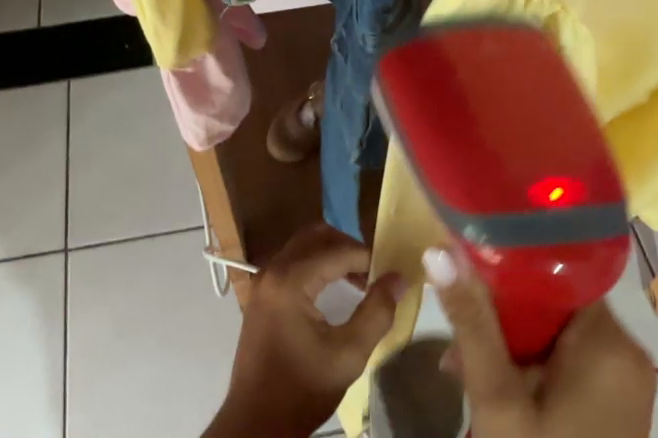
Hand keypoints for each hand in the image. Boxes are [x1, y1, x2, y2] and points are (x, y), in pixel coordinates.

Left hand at [205, 224, 403, 437]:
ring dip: (332, 255)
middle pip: (315, 237)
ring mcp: (263, 281)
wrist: (258, 421)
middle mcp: (272, 271)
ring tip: (361, 280)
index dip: (368, 257)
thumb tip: (399, 278)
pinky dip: (316, 265)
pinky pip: (292, 263)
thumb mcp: (349, 354)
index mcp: (290, 280)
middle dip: (348, 247)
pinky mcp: (262, 295)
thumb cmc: (304, 388)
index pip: (336, 251)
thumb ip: (377, 312)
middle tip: (375, 270)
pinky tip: (336, 290)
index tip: (392, 271)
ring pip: (302, 247)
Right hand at [425, 245, 656, 437]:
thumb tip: (439, 249)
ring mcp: (625, 385)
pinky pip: (568, 366)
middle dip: (499, 318)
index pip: (556, 272)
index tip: (462, 272)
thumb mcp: (497, 398)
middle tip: (454, 344)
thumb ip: (472, 322)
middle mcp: (627, 355)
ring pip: (555, 337)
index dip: (507, 267)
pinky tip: (493, 393)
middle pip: (552, 306)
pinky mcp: (615, 408)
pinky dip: (530, 370)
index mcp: (609, 344)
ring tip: (462, 372)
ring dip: (508, 346)